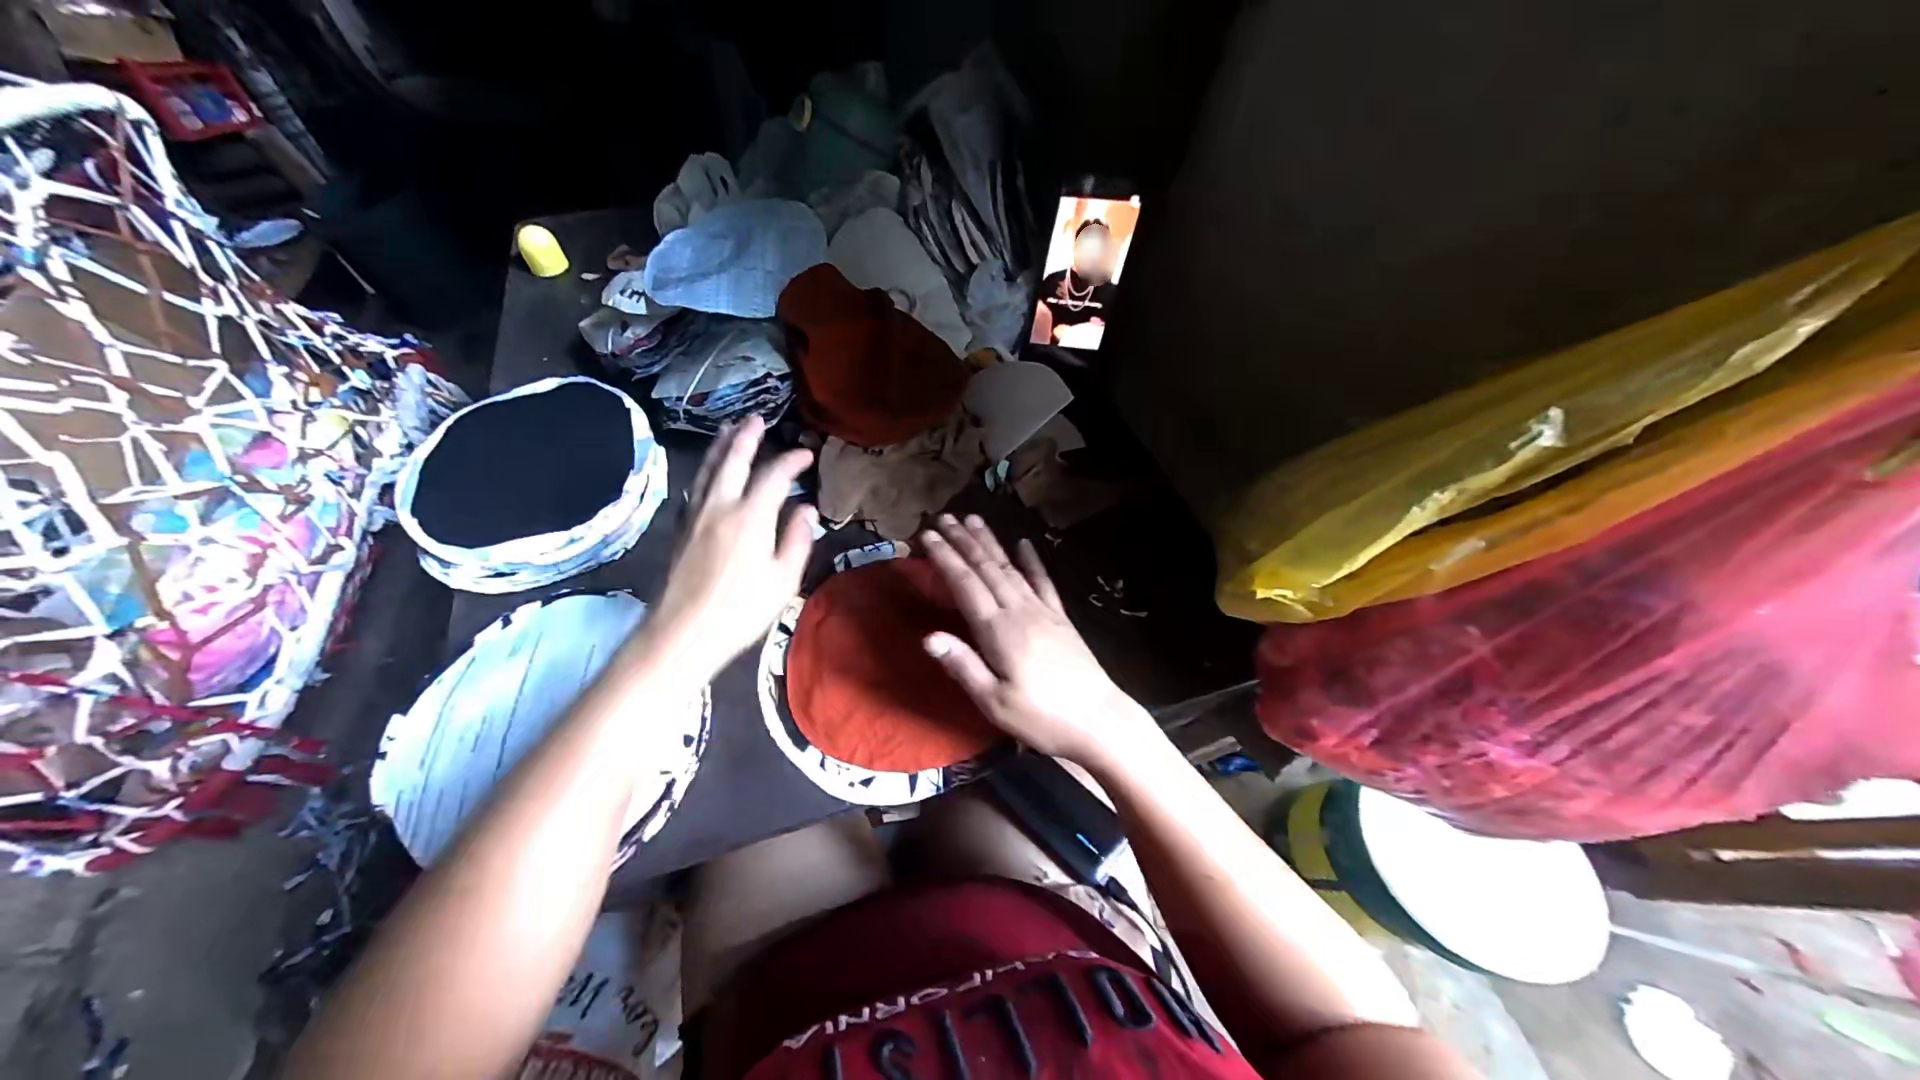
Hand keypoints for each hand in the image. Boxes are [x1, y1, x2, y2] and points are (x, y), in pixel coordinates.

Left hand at [643, 416, 815, 678]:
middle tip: (756, 419)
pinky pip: (695, 486)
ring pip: (708, 469)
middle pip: (732, 459)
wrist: (683, 632)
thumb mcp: (783, 579)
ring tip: (729, 429)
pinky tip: (708, 471)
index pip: (774, 476)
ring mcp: (695, 515)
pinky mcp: (680, 528)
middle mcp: (719, 506)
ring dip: (721, 446)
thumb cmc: (741, 611)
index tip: (807, 454)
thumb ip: (797, 540)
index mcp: (750, 517)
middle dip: (746, 436)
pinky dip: (706, 470)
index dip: (791, 461)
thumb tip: (806, 510)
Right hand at [919, 514, 1159, 770]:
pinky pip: (1044, 582)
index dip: (945, 558)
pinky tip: (1025, 544)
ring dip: (991, 542)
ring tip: (974, 519)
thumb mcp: (995, 702)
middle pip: (986, 568)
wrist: (1099, 721)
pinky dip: (1032, 561)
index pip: (965, 585)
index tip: (926, 535)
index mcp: (998, 631)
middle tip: (943, 516)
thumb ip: (963, 666)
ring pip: (1011, 568)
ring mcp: (1044, 612)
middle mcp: (1020, 612)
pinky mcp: (1062, 619)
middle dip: (963, 541)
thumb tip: (928, 636)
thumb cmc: (1042, 718)